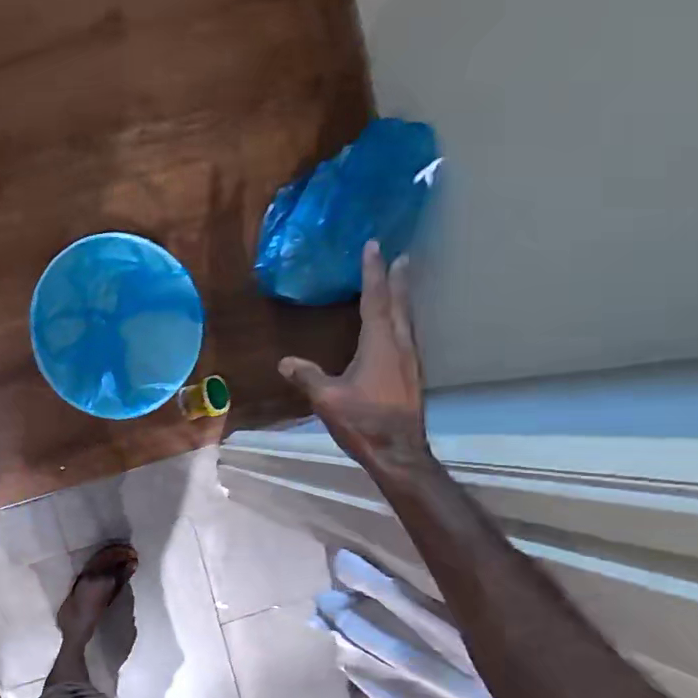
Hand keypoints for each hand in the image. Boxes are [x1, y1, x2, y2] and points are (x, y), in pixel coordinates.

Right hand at [277, 240, 431, 473]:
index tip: (374, 245)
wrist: (398, 452)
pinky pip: (407, 338)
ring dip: (403, 300)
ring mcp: (411, 362)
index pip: (375, 299)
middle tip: (400, 258)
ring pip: (407, 321)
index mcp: (380, 343)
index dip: (373, 272)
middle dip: (397, 280)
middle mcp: (400, 345)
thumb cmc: (363, 421)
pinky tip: (398, 332)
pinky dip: (402, 323)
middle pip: (399, 304)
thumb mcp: (327, 399)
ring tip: (401, 285)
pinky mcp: (413, 378)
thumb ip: (307, 377)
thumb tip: (284, 362)